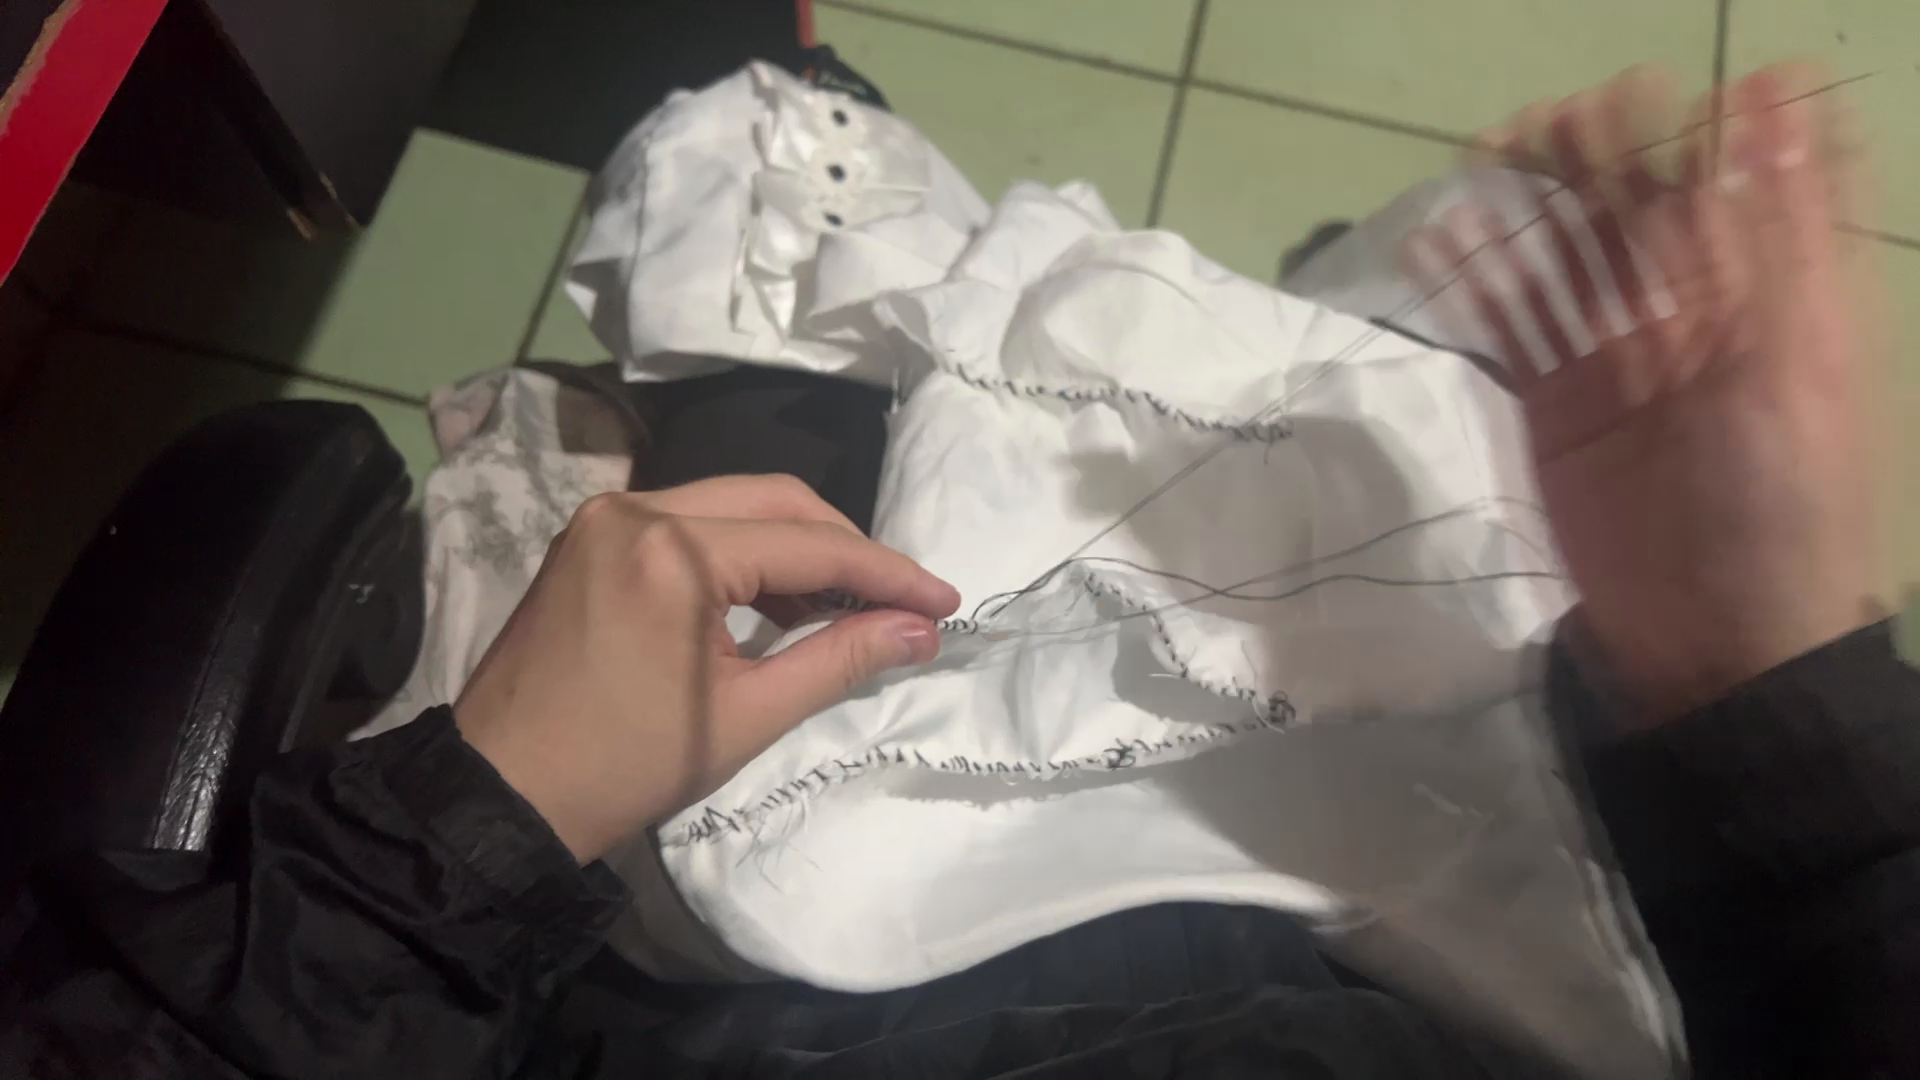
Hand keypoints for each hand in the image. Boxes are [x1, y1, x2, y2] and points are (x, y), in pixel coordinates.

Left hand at [454, 475, 959, 861]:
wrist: (498, 800)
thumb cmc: (625, 767)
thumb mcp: (749, 716)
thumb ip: (843, 659)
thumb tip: (921, 631)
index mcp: (672, 551)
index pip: (809, 544)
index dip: (887, 574)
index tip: (943, 600)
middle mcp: (637, 509)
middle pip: (777, 501)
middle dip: (847, 548)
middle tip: (898, 598)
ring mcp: (609, 517)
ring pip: (738, 505)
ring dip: (799, 548)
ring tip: (844, 605)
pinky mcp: (596, 536)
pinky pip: (697, 525)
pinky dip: (749, 555)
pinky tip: (778, 602)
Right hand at [1409, 65, 1885, 719]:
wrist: (1707, 623)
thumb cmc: (1775, 498)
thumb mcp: (1795, 364)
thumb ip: (1774, 239)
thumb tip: (1770, 107)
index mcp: (1756, 301)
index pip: (1705, 199)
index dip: (1662, 142)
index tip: (1611, 94)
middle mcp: (1678, 321)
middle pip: (1619, 228)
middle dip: (1576, 172)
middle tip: (1521, 125)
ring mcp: (1605, 366)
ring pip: (1554, 276)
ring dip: (1514, 226)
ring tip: (1466, 176)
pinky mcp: (1547, 408)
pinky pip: (1506, 338)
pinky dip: (1472, 296)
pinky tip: (1435, 256)